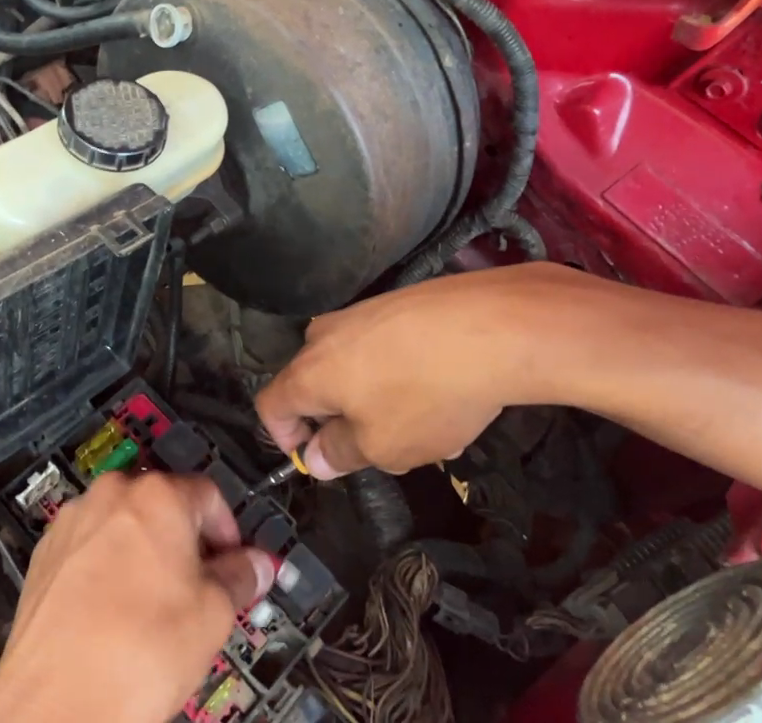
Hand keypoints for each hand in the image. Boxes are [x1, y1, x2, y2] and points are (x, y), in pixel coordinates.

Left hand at [0, 473, 274, 722]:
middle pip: (161, 505)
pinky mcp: (46, 552)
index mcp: (156, 497)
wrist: (61, 696)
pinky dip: (107, 567)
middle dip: (184, 541)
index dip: (227, 531)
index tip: (234, 562)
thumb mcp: (213, 615)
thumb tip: (252, 566)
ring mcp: (72, 522)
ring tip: (155, 605)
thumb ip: (238, 578)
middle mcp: (110, 496)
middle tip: (200, 585)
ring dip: (143, 552)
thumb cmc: (136, 651)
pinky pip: (89, 547)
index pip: (207, 495)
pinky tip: (116, 612)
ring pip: (122, 525)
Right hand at [256, 263, 608, 478]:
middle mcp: (323, 336)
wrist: (493, 326)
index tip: (320, 459)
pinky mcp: (397, 303)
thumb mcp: (383, 446)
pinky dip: (404, 373)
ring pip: (356, 368)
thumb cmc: (426, 395)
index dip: (284, 439)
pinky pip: (385, 347)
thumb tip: (316, 456)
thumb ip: (341, 454)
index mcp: (308, 372)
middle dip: (342, 421)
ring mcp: (361, 313)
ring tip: (429, 426)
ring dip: (379, 401)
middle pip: (314, 385)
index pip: (269, 406)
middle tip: (382, 448)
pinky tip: (448, 392)